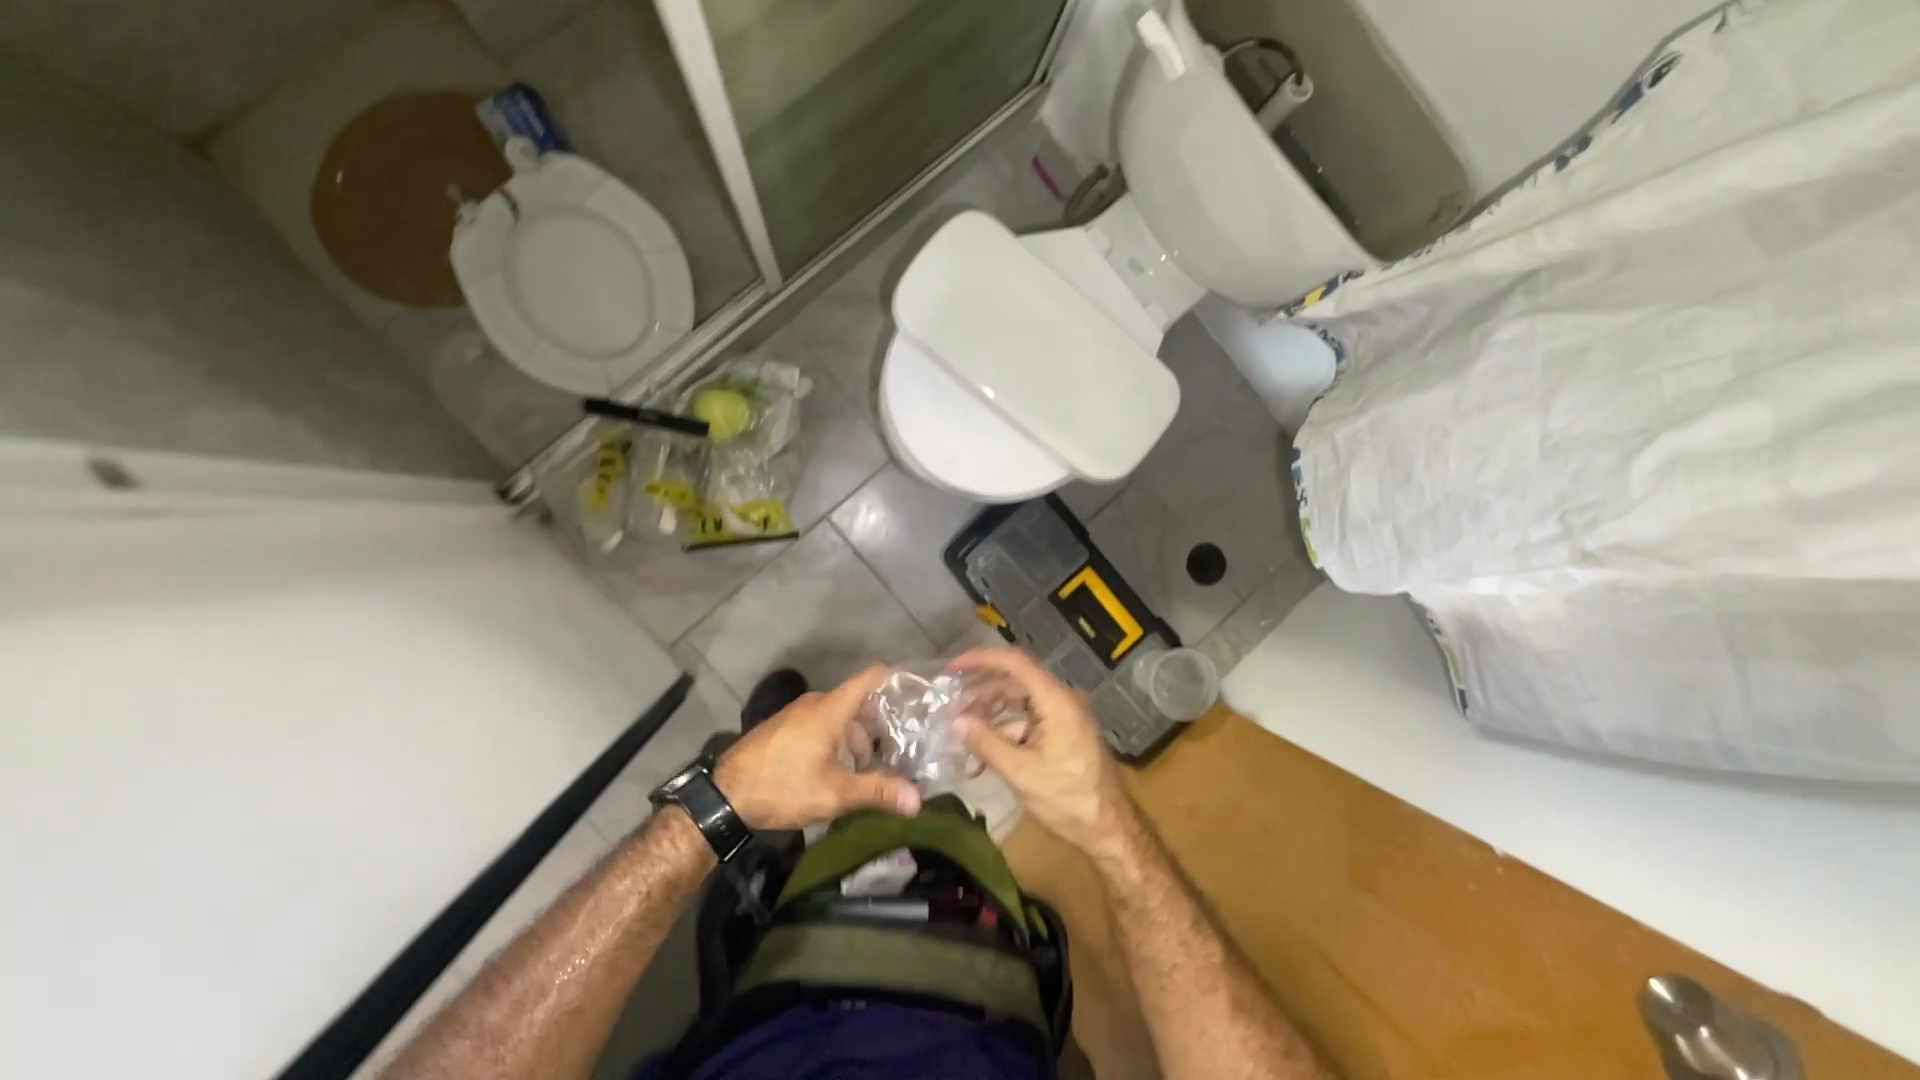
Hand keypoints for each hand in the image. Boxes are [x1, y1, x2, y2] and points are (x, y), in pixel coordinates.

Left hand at [714, 666, 922, 829]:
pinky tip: (842, 772)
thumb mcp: (835, 794)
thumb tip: (919, 801)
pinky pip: (822, 726)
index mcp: (830, 709)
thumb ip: (878, 792)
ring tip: (872, 773)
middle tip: (905, 749)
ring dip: (859, 741)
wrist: (725, 796)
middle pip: (859, 704)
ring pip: (840, 718)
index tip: (921, 691)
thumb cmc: (784, 787)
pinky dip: (839, 742)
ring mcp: (797, 715)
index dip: (898, 679)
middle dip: (882, 727)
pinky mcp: (785, 729)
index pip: (872, 677)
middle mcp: (815, 704)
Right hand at [949, 647, 1137, 855]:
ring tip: (963, 736)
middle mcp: (1062, 701)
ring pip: (1020, 704)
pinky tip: (984, 756)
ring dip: (991, 717)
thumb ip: (987, 743)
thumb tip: (956, 721)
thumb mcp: (1021, 773)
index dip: (981, 659)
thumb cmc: (1068, 800)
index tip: (952, 668)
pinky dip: (1006, 733)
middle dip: (981, 693)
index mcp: (1057, 701)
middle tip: (950, 707)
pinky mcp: (1064, 734)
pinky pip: (1029, 722)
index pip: (1015, 663)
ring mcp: (1064, 717)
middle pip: (1015, 682)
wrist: (1110, 828)